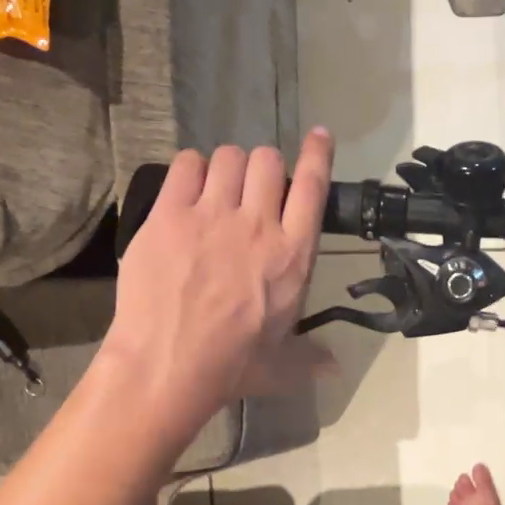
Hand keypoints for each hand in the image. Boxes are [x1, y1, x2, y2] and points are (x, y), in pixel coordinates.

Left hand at [103, 129, 337, 434]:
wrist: (170, 364)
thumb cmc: (233, 367)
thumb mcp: (283, 364)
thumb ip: (312, 358)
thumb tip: (335, 368)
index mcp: (292, 258)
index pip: (312, 188)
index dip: (317, 155)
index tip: (319, 136)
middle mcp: (257, 226)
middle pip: (268, 161)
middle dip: (265, 168)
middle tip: (254, 190)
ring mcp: (211, 216)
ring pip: (228, 157)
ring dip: (229, 168)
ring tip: (221, 190)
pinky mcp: (169, 215)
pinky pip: (185, 165)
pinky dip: (192, 169)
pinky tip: (190, 190)